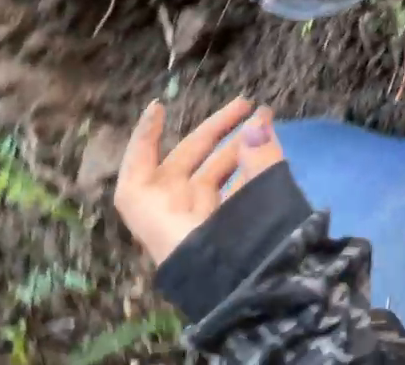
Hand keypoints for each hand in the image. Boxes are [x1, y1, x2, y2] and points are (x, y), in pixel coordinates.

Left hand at [113, 96, 287, 264]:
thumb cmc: (243, 256)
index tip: (160, 107)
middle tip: (249, 104)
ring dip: (235, 147)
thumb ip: (259, 160)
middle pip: (184, 166)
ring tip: (265, 122)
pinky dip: (244, 168)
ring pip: (210, 176)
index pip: (139, 175)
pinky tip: (265, 150)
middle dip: (215, 131)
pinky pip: (228, 191)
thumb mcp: (254, 203)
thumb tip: (259, 121)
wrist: (262, 301)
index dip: (144, 141)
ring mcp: (201, 224)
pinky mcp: (225, 229)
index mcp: (165, 218)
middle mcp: (176, 219)